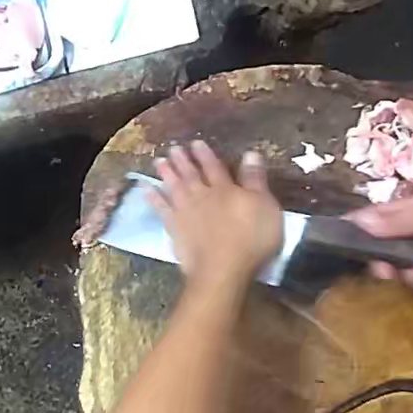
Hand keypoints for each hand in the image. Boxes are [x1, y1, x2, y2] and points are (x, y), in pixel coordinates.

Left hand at [149, 142, 282, 293]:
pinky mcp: (174, 229)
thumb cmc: (251, 239)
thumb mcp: (265, 207)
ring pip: (174, 188)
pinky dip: (154, 198)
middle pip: (190, 175)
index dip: (205, 155)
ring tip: (158, 161)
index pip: (214, 167)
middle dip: (182, 160)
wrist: (222, 269)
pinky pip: (161, 210)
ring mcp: (185, 212)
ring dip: (166, 173)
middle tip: (172, 149)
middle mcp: (202, 196)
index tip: (195, 143)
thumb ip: (256, 180)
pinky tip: (147, 189)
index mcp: (225, 189)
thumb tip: (251, 154)